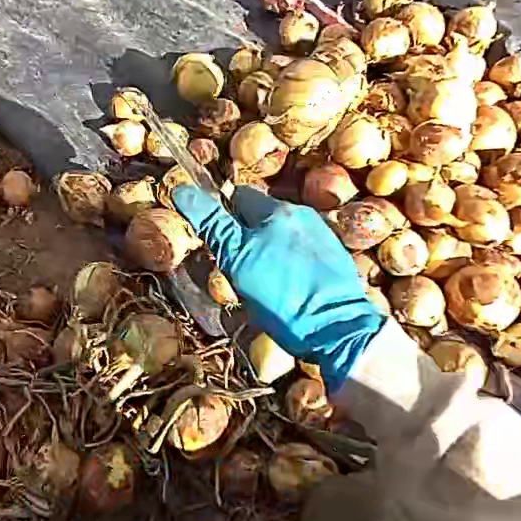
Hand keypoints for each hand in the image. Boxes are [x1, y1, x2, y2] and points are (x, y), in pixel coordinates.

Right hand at [173, 185, 384, 389]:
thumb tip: (182, 190)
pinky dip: (290, 259)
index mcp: (277, 212)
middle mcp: (301, 215)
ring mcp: (321, 235)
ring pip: (281, 232)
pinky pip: (301, 249)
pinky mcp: (334, 256)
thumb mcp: (238, 263)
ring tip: (265, 281)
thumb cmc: (283, 300)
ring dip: (269, 247)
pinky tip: (290, 285)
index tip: (217, 239)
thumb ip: (213, 225)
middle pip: (261, 215)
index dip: (222, 215)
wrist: (339, 330)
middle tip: (238, 266)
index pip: (238, 196)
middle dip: (246, 233)